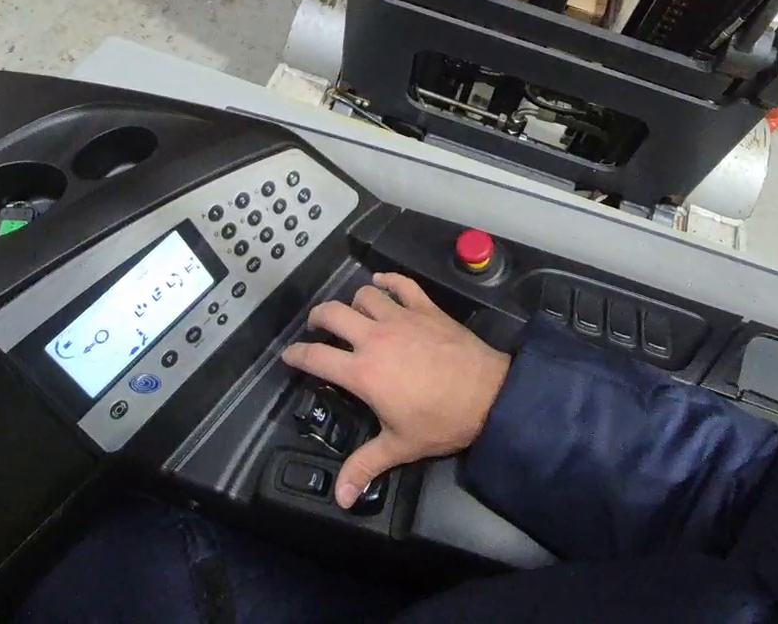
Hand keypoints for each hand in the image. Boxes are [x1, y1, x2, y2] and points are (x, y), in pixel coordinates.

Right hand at [281, 272, 510, 508]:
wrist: (488, 394)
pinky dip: (388, 279)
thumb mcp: (399, 447)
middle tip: (316, 327)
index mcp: (363, 371)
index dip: (296, 355)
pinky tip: (382, 281)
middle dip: (318, 317)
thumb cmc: (441, 421)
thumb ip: (365, 467)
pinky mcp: (425, 308)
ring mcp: (401, 318)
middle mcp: (375, 337)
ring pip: (365, 295)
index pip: (316, 357)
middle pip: (333, 314)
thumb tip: (341, 498)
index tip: (289, 355)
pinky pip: (401, 284)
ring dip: (354, 302)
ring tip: (353, 313)